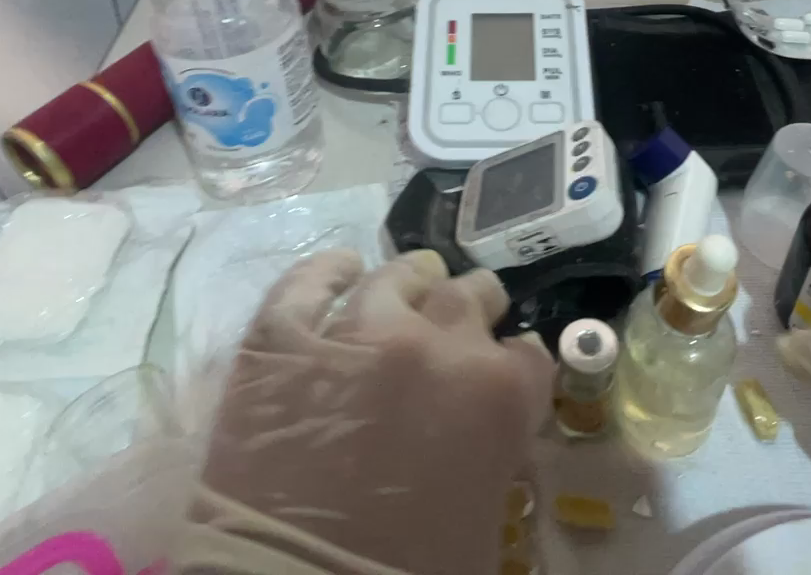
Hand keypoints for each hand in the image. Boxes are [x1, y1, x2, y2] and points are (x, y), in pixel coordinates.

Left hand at [199, 249, 553, 574]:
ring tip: (413, 275)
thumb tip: (481, 427)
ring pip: (393, 279)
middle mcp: (434, 346)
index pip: (528, 355)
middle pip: (466, 297)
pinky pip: (304, 286)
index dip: (519, 358)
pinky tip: (339, 266)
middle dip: (475, 300)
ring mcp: (355, 335)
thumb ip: (491, 450)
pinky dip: (323, 271)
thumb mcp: (486, 520)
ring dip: (411, 277)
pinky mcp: (281, 343)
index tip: (509, 361)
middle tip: (469, 304)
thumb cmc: (410, 573)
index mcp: (496, 395)